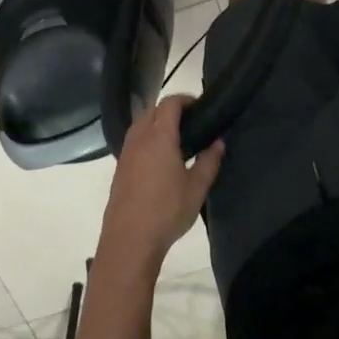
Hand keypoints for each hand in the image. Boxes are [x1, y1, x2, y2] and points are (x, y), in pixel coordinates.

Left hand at [97, 96, 224, 268]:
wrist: (129, 239)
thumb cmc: (167, 211)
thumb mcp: (196, 188)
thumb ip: (209, 161)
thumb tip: (218, 142)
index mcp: (159, 136)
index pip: (170, 103)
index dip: (186, 99)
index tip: (201, 106)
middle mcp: (139, 137)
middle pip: (153, 110)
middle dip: (171, 110)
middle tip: (192, 123)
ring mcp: (126, 152)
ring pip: (141, 124)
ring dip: (157, 123)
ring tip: (177, 140)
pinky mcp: (119, 167)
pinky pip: (134, 140)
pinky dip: (147, 138)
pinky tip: (160, 159)